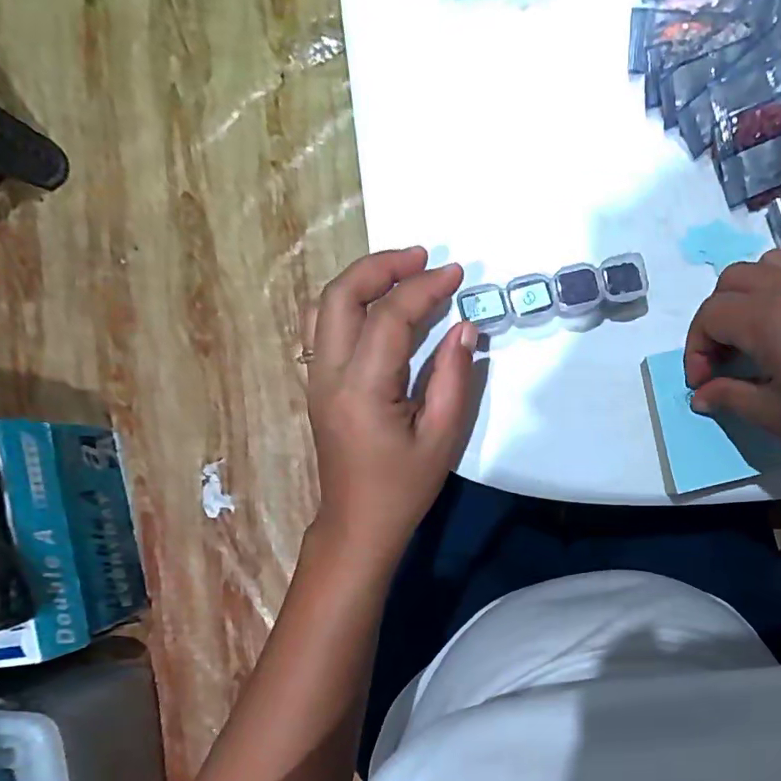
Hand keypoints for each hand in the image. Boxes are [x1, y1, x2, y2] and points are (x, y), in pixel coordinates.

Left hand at [305, 247, 477, 554]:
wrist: (358, 523)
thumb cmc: (403, 487)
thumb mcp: (441, 438)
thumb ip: (454, 378)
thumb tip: (464, 327)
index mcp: (362, 389)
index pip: (388, 317)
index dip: (423, 289)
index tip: (456, 274)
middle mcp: (329, 375)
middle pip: (341, 296)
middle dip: (381, 266)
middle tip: (422, 257)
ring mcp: (316, 378)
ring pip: (323, 306)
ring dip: (360, 280)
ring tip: (400, 270)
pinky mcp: (317, 385)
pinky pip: (323, 327)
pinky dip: (349, 302)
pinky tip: (377, 304)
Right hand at [684, 250, 780, 470]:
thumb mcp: (777, 415)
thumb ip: (730, 398)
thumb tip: (701, 395)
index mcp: (766, 316)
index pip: (708, 316)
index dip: (695, 351)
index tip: (705, 386)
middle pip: (730, 282)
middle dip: (714, 320)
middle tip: (724, 361)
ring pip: (766, 265)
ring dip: (747, 295)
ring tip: (754, 336)